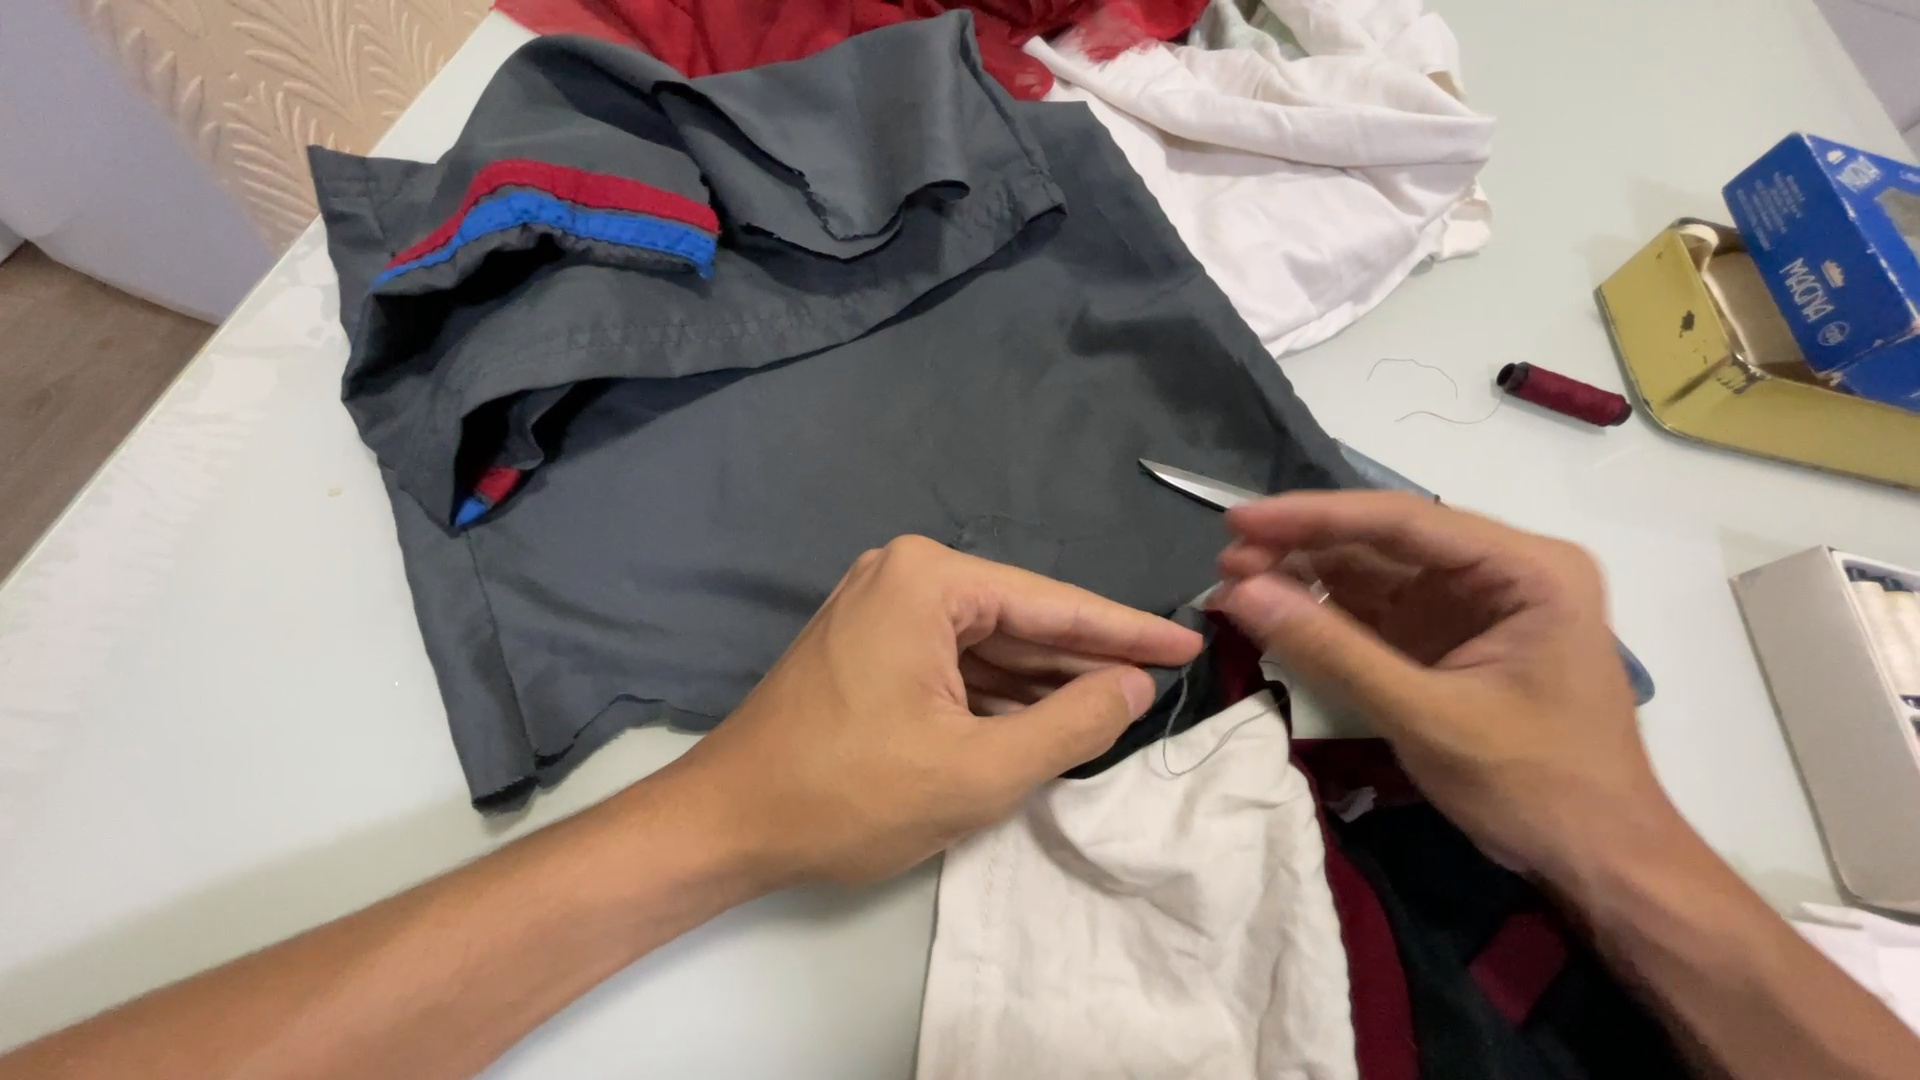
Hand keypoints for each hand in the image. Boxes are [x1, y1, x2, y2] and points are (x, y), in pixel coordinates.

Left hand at [669, 536, 1203, 886]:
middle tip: (1164, 673)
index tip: (1189, 642)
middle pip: (1019, 619)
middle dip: (1086, 656)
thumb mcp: (980, 770)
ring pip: (987, 643)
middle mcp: (903, 575)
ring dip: (1044, 678)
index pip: (1051, 606)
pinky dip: (997, 691)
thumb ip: (1071, 723)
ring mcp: (881, 608)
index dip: (1126, 631)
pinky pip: (952, 661)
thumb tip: (1133, 687)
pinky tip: (1047, 712)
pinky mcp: (869, 644)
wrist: (725, 824)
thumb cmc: (850, 796)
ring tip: (1120, 699)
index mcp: (928, 581)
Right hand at [1210, 492, 1676, 882]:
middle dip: (1300, 548)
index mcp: (1526, 569)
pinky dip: (1318, 611)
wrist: (1598, 861)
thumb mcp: (1424, 715)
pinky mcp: (1441, 634)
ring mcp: (1468, 602)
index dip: (1312, 517)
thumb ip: (1329, 650)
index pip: (1403, 521)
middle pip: (1381, 539)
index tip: (1239, 523)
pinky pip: (1369, 608)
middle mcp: (1498, 570)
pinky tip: (1270, 610)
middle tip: (1227, 563)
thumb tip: (1237, 592)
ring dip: (1301, 576)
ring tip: (1233, 585)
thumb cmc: (1533, 785)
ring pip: (1368, 570)